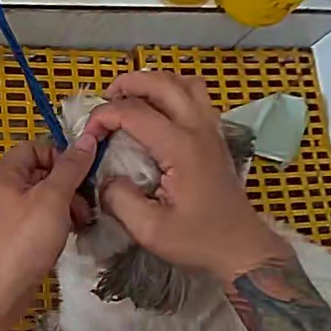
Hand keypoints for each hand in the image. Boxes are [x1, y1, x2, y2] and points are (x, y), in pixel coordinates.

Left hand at [0, 129, 101, 329]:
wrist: (0, 292)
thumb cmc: (23, 244)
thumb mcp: (53, 200)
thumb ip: (71, 169)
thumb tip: (87, 141)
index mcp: (2, 174)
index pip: (34, 147)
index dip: (61, 157)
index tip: (81, 176)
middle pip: (38, 173)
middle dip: (67, 186)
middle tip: (85, 205)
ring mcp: (1, 214)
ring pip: (39, 198)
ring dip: (63, 206)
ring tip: (79, 223)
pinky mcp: (8, 236)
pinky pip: (34, 218)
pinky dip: (52, 222)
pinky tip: (65, 236)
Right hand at [86, 70, 290, 281]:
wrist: (241, 248)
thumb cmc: (199, 241)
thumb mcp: (149, 230)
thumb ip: (119, 200)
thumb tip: (104, 180)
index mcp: (181, 148)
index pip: (134, 112)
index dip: (104, 117)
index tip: (89, 137)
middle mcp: (199, 130)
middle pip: (162, 82)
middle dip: (128, 84)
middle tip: (105, 102)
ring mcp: (212, 131)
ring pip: (184, 83)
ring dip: (154, 83)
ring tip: (132, 100)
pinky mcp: (216, 138)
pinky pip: (196, 97)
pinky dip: (173, 93)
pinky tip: (159, 113)